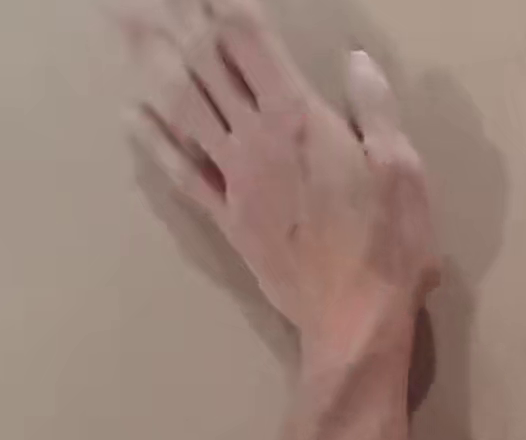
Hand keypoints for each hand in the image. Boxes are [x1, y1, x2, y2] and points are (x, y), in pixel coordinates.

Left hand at [119, 0, 440, 366]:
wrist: (355, 321)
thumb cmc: (390, 250)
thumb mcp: (404, 175)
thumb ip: (377, 113)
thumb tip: (356, 61)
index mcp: (299, 118)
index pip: (247, 35)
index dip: (226, 1)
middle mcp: (255, 137)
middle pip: (202, 60)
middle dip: (176, 14)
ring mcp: (235, 181)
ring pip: (180, 105)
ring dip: (148, 59)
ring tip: (121, 21)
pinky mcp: (230, 222)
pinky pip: (181, 174)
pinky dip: (153, 142)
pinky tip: (133, 116)